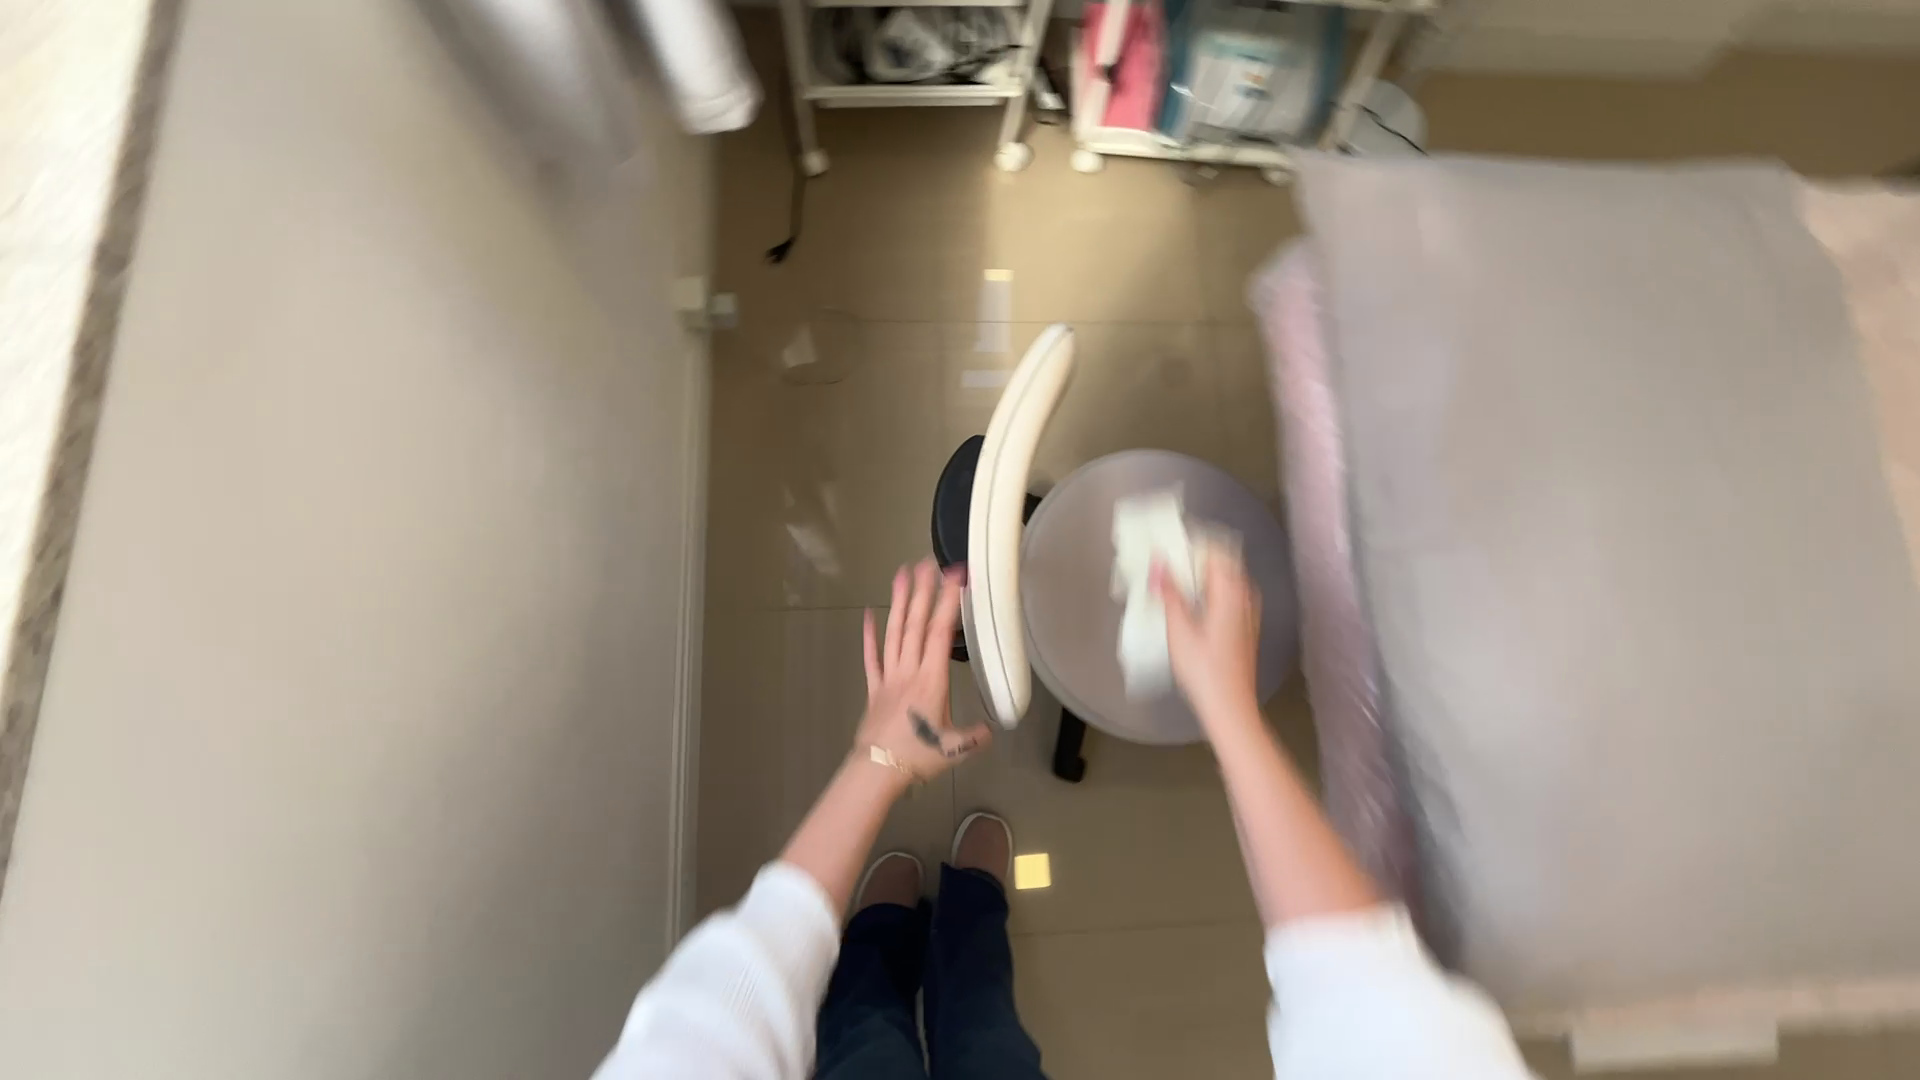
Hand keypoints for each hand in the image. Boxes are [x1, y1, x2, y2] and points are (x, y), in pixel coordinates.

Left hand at [856, 558, 989, 785]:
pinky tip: (868, 615)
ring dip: (899, 602)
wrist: (878, 769)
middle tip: (927, 563)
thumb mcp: (955, 748)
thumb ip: (975, 735)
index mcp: (931, 679)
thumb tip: (991, 728)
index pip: (940, 633)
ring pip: (894, 633)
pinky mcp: (874, 687)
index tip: (953, 577)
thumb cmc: (918, 756)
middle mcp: (909, 670)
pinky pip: (871, 657)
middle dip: (923, 591)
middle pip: (916, 624)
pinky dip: (869, 635)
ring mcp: (888, 676)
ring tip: (901, 575)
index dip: (947, 602)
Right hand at [1154, 551, 1262, 726]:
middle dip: (1194, 558)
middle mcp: (1245, 596)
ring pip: (1225, 579)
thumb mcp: (1178, 628)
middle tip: (1165, 561)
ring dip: (1201, 575)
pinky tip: (1190, 603)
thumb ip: (1169, 591)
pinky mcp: (1245, 625)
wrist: (1229, 705)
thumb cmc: (1204, 669)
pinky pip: (1228, 594)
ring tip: (1173, 581)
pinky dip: (1209, 590)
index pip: (1214, 549)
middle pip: (1221, 562)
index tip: (1168, 542)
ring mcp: (1248, 611)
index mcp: (1230, 591)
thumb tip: (1158, 562)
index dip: (1191, 542)